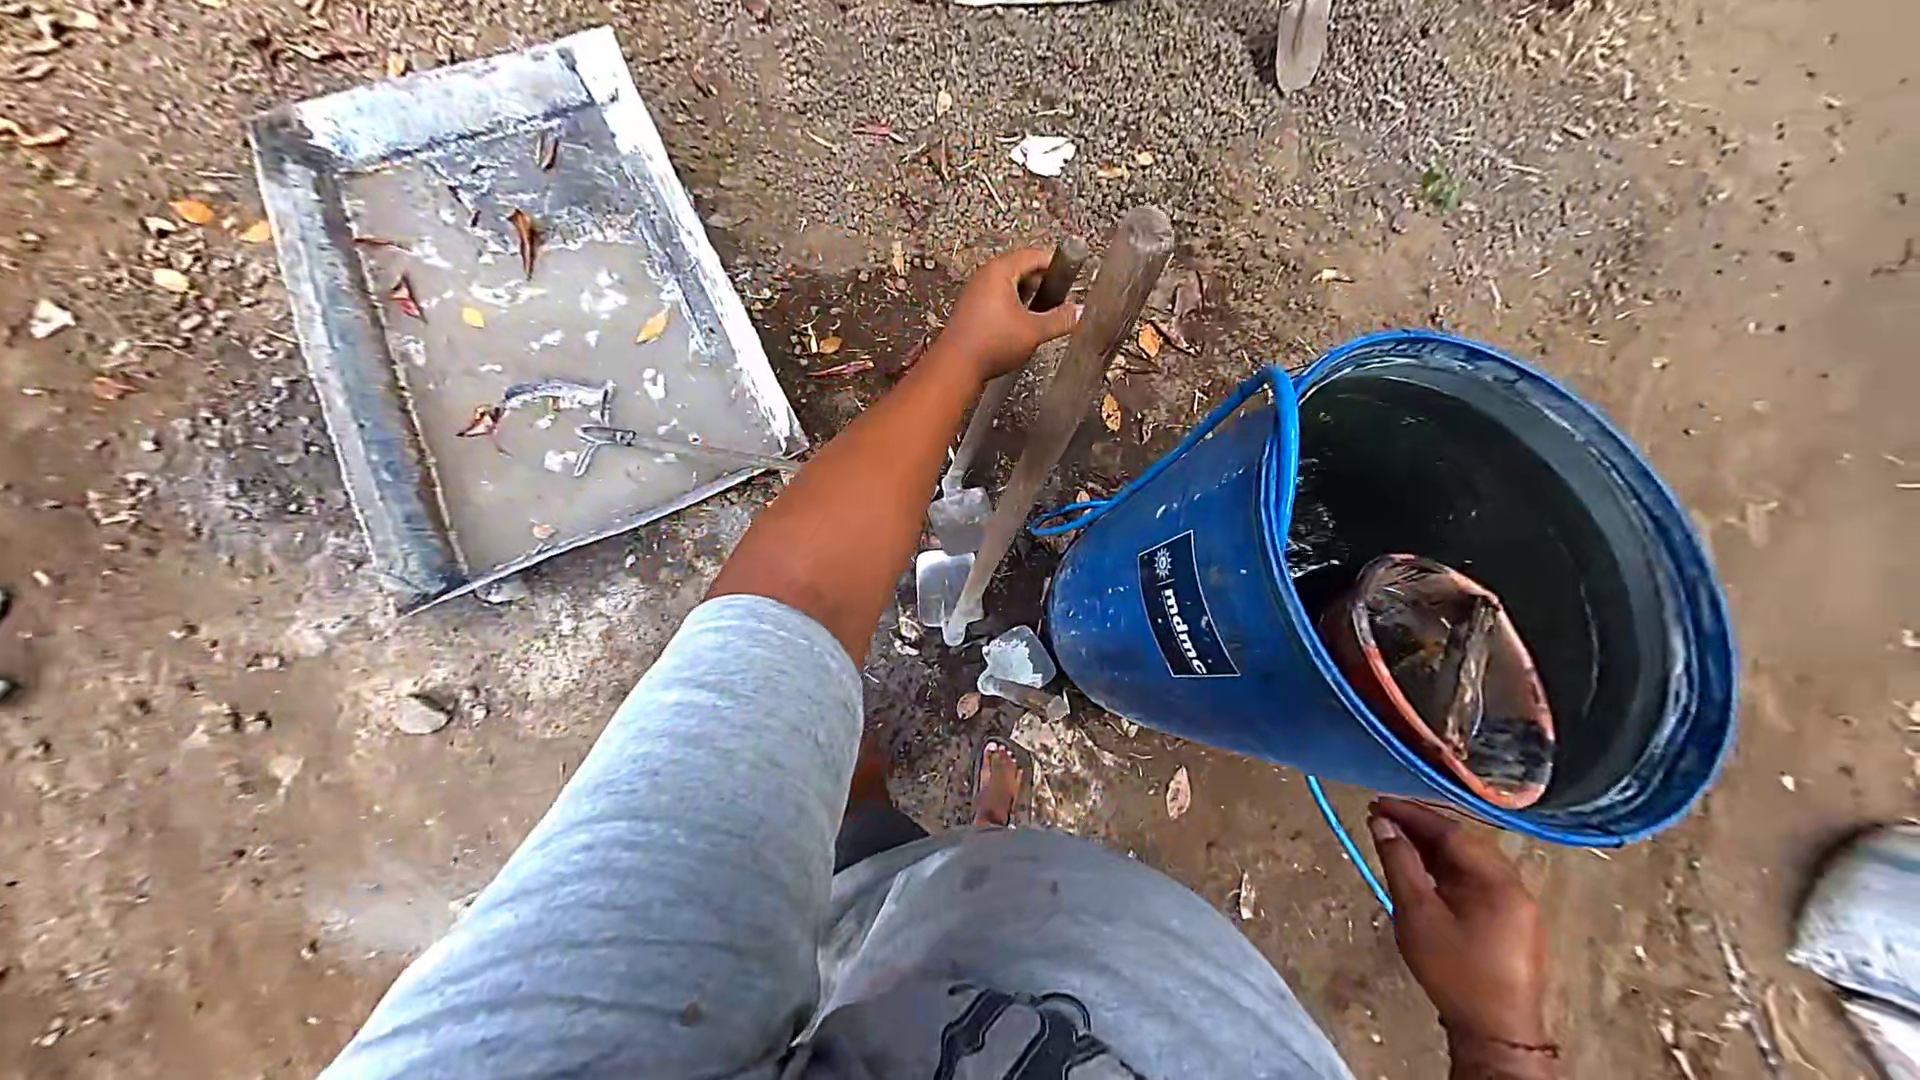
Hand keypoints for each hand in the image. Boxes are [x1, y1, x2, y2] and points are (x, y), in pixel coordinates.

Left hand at [931, 247, 1081, 380]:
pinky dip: (1011, 308)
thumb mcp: (1034, 331)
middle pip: (1020, 270)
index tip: (1068, 274)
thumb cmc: (990, 343)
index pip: (1033, 255)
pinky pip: (996, 301)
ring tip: (1040, 317)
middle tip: (1057, 299)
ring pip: (1008, 287)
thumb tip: (1080, 312)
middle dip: (1041, 283)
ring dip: (1026, 298)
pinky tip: (1019, 328)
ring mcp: (974, 293)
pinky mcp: (969, 311)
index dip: (1054, 264)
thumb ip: (1060, 319)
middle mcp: (984, 277)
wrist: (955, 367)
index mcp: (1000, 271)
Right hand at [1369, 798, 1549, 1047]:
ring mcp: (1516, 904)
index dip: (1411, 813)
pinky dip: (1444, 864)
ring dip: (1431, 844)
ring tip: (1395, 837)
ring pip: (1469, 858)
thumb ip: (1399, 861)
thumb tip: (1382, 822)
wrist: (1495, 1031)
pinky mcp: (1511, 919)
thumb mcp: (1416, 911)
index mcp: (1497, 881)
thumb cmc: (1452, 968)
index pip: (1451, 831)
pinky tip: (1420, 865)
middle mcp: (1513, 885)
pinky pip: (1474, 876)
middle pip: (1464, 841)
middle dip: (1420, 825)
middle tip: (1381, 817)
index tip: (1377, 804)